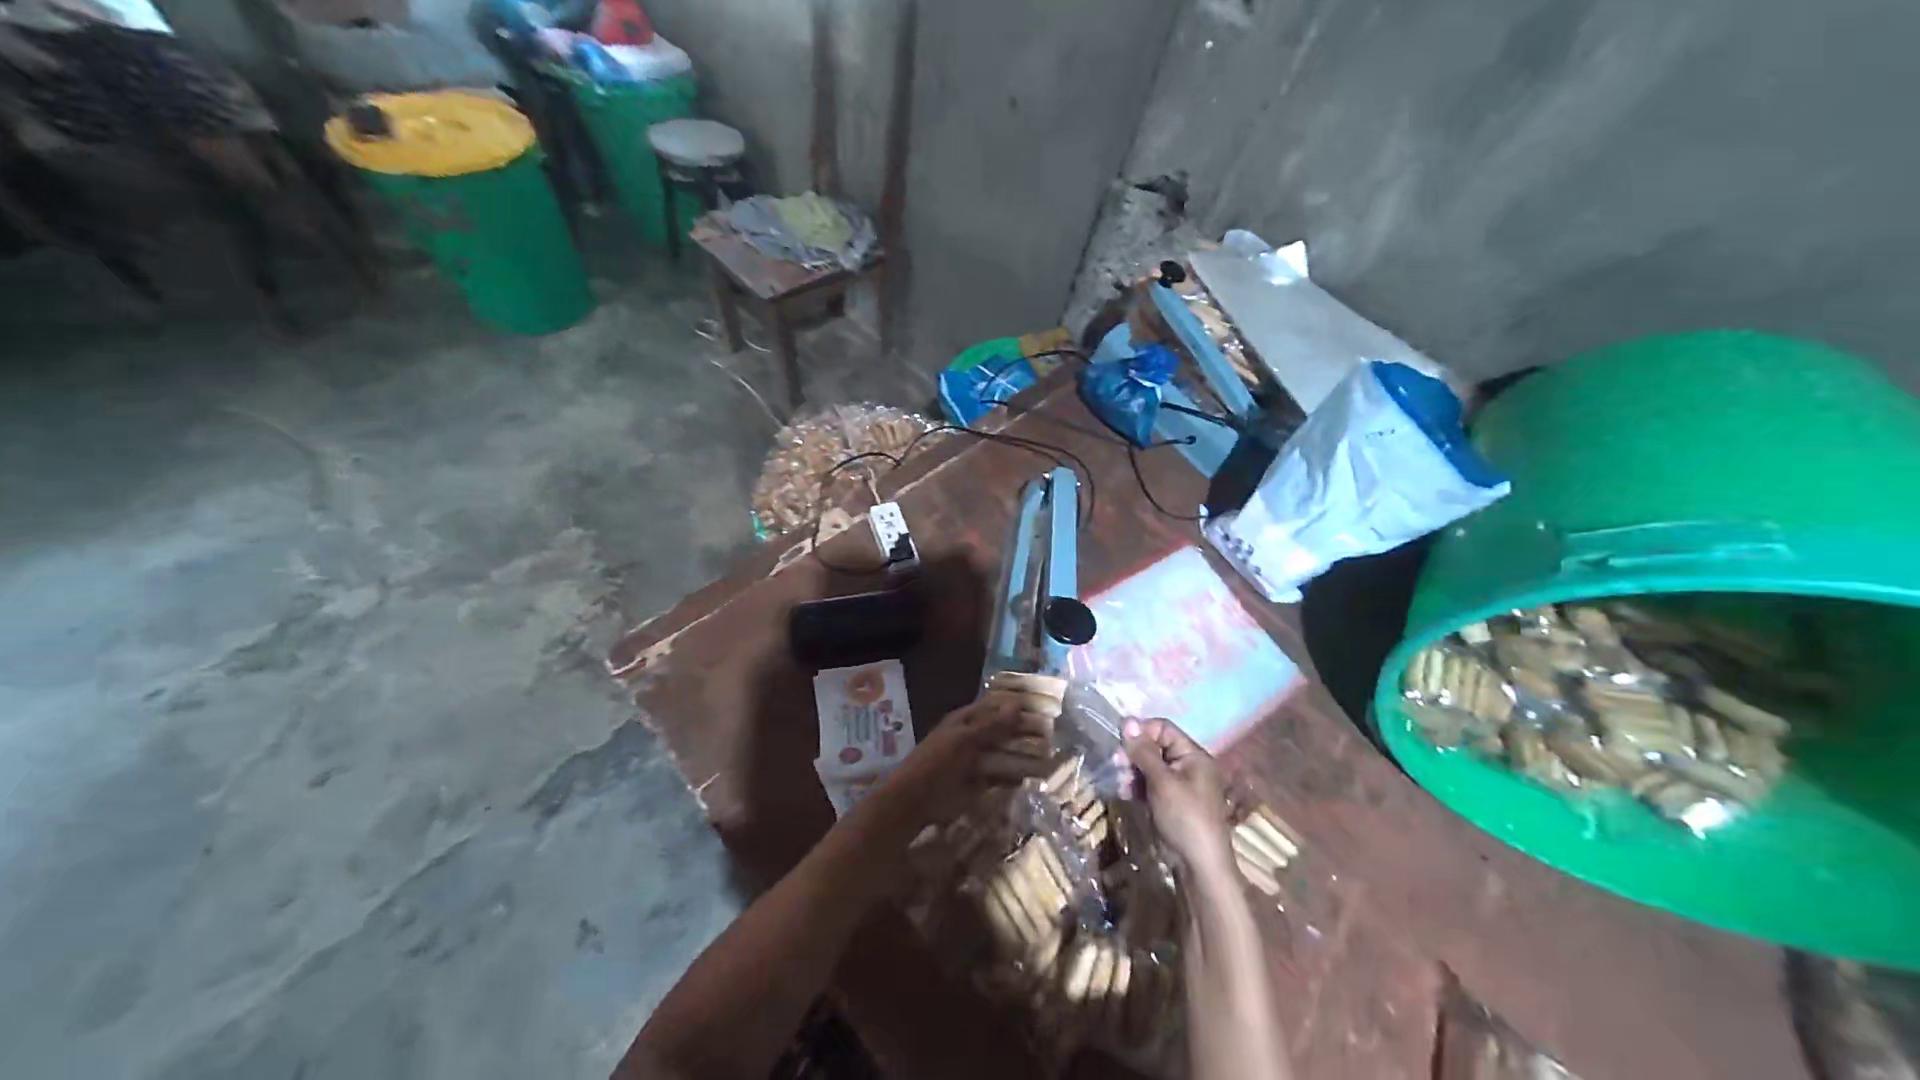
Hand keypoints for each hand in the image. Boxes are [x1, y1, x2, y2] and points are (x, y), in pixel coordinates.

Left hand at [873, 690, 1053, 828]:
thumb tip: (1018, 704)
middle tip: (1053, 731)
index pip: (995, 707)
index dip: (1015, 705)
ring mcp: (978, 761)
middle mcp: (973, 737)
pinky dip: (1018, 775)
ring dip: (1024, 753)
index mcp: (965, 721)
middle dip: (1024, 730)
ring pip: (1006, 753)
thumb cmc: (936, 763)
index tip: (1042, 705)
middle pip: (1003, 730)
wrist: (916, 802)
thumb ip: (991, 725)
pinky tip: (1038, 775)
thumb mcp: (964, 739)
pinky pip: (1004, 776)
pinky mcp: (982, 784)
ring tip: (1052, 752)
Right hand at [1123, 718, 1232, 874]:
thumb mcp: (1162, 781)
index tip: (1120, 741)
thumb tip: (1127, 720)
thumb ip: (1143, 751)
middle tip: (1117, 765)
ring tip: (1121, 785)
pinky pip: (1150, 785)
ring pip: (1149, 767)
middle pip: (1155, 747)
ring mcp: (1179, 785)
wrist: (1199, 865)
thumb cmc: (1184, 816)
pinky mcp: (1170, 802)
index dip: (1141, 731)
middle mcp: (1187, 766)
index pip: (1164, 729)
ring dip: (1132, 772)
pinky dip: (1137, 786)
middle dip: (1134, 754)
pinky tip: (1124, 794)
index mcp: (1193, 755)